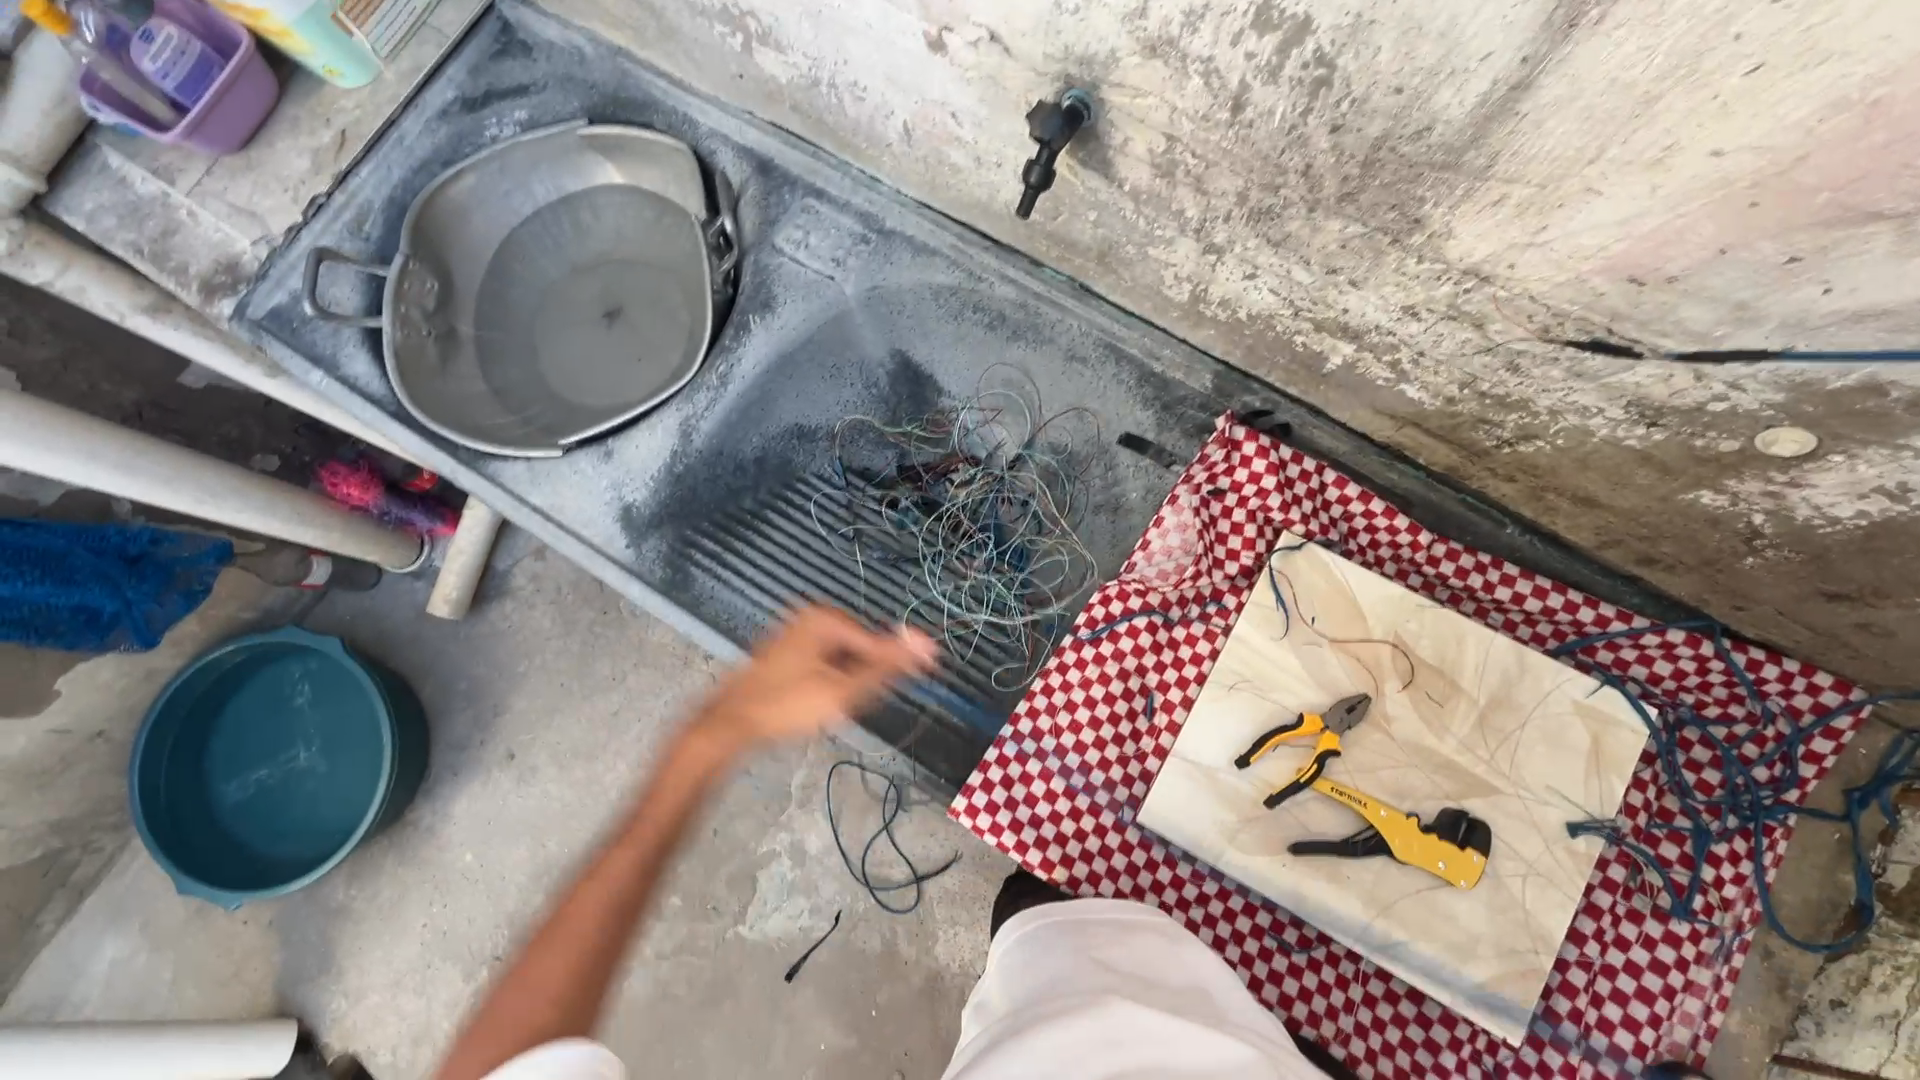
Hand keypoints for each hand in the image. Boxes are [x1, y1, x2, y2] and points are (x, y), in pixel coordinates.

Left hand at [694, 606, 937, 746]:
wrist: (728, 725)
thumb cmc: (786, 706)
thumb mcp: (844, 690)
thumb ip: (887, 666)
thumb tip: (928, 642)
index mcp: (826, 618)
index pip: (876, 644)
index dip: (884, 674)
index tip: (877, 697)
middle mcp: (809, 616)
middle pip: (857, 650)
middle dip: (856, 680)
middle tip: (837, 707)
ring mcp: (793, 632)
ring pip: (839, 660)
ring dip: (840, 684)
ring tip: (820, 708)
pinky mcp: (784, 651)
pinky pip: (820, 664)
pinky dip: (823, 683)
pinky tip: (808, 703)